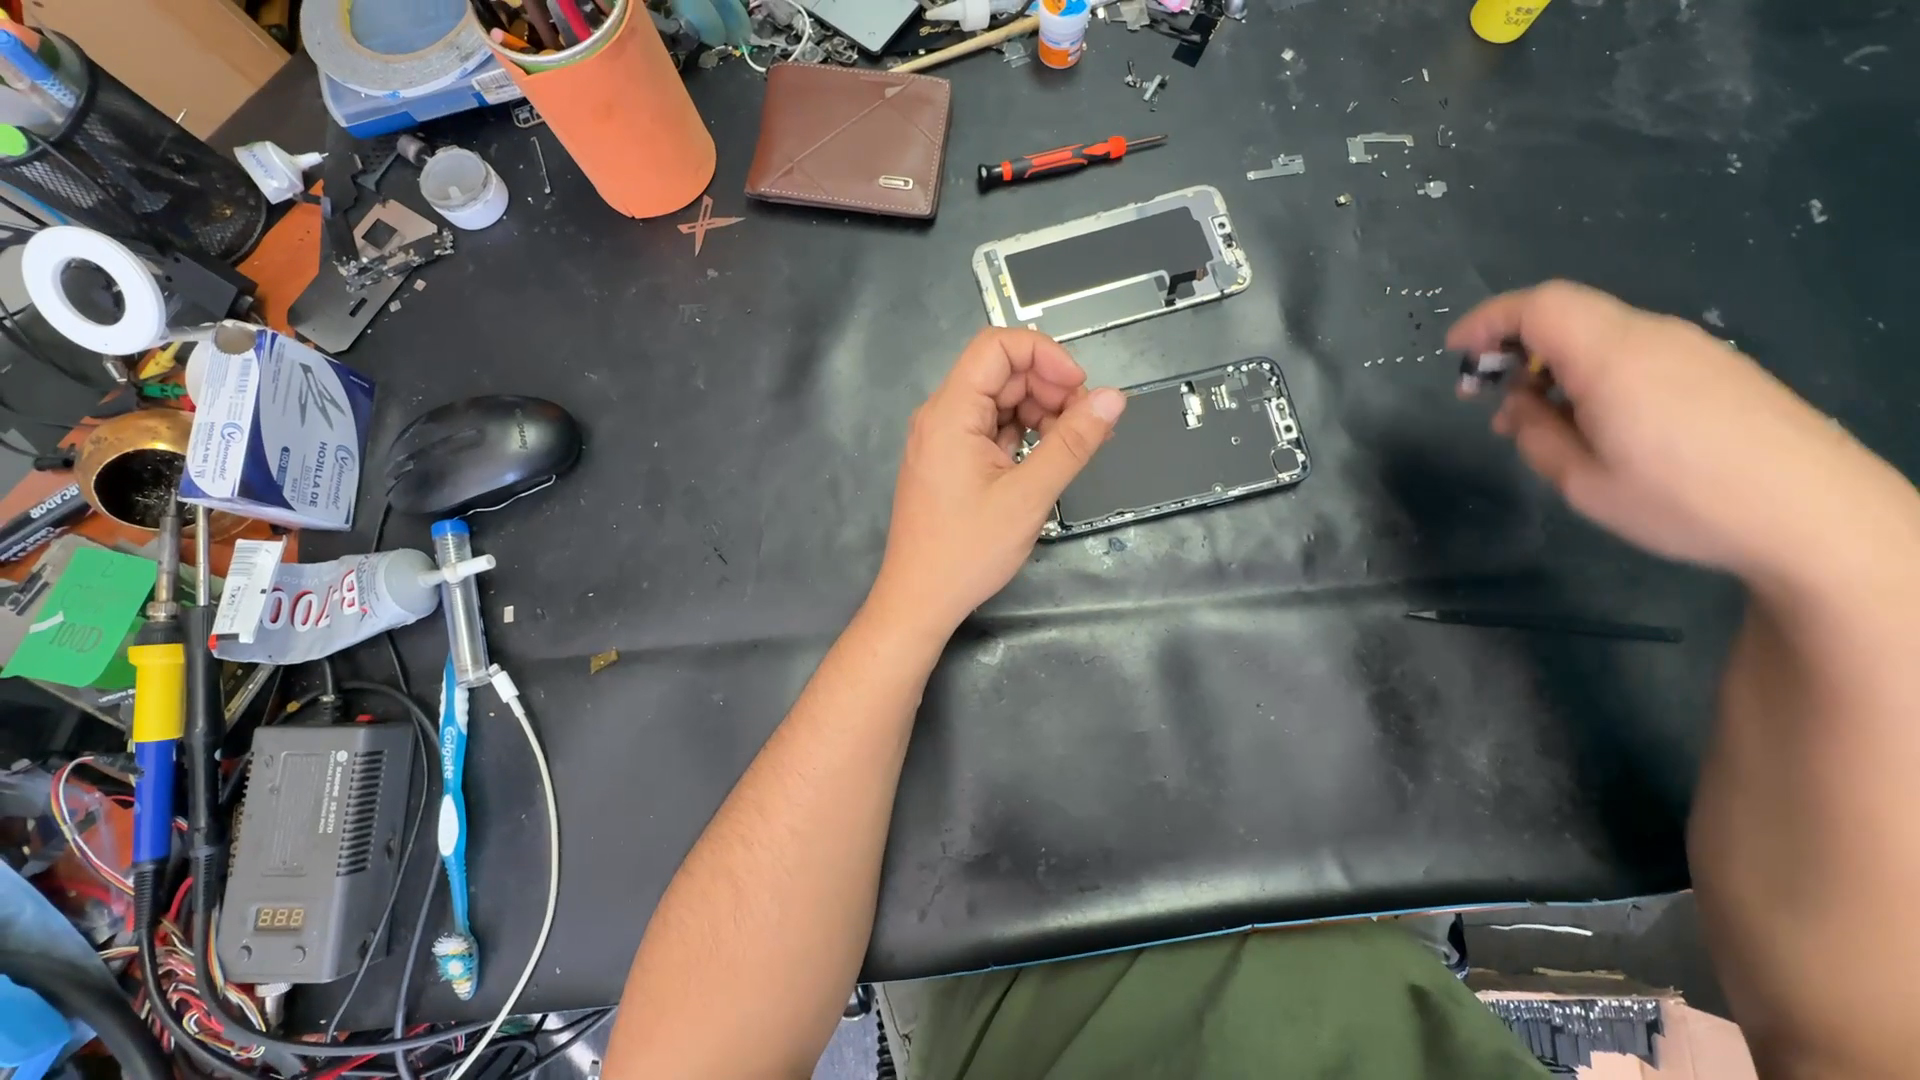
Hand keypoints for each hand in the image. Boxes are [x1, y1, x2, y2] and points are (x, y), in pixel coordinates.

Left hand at [870, 328, 1125, 632]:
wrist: (919, 599)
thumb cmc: (966, 552)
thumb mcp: (1029, 496)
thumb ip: (1072, 443)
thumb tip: (1113, 399)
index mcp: (950, 413)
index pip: (996, 346)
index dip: (1044, 355)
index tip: (1079, 389)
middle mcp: (941, 416)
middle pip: (1000, 372)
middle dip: (1048, 387)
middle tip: (1085, 425)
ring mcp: (943, 439)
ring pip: (999, 400)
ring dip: (1040, 412)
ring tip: (1072, 446)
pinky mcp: (950, 460)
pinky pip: (991, 428)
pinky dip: (1023, 434)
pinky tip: (1047, 457)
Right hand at [1447, 281, 1919, 589]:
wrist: (1816, 513)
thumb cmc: (1682, 500)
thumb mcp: (1582, 481)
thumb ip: (1537, 435)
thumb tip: (1522, 406)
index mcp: (1612, 356)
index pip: (1536, 307)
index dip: (1486, 322)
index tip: (1455, 354)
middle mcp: (1652, 336)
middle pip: (1566, 314)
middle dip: (1513, 347)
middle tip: (1487, 400)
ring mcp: (1691, 349)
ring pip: (1599, 335)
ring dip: (1552, 365)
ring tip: (1537, 423)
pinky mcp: (1716, 369)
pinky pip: (1633, 352)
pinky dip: (1591, 373)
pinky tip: (1593, 423)